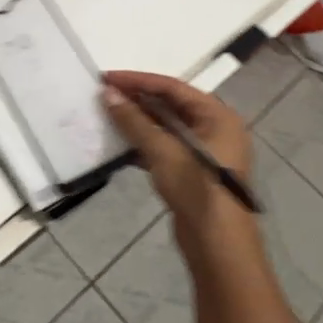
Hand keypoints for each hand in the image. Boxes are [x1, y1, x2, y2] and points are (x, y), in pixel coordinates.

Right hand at [100, 70, 254, 242]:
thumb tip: (107, 93)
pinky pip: (166, 146)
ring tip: (108, 115)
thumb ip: (134, 120)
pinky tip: (121, 144)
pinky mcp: (194, 171)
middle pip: (170, 105)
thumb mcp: (163, 151)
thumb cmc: (197, 189)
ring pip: (167, 126)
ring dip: (139, 121)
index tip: (106, 78)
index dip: (137, 80)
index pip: (172, 87)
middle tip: (104, 94)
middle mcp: (215, 129)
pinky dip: (145, 142)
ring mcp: (206, 151)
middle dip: (137, 99)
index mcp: (218, 116)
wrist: (218, 244)